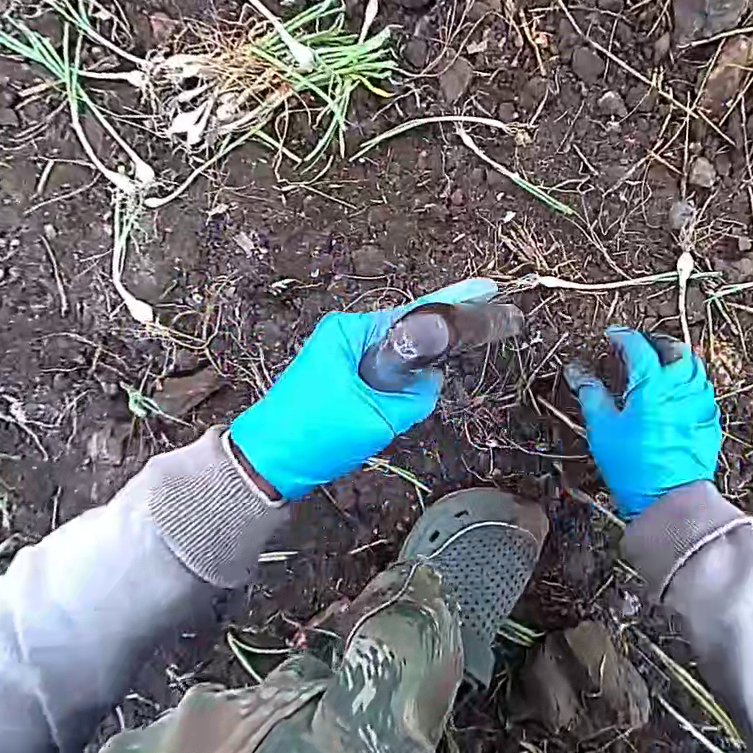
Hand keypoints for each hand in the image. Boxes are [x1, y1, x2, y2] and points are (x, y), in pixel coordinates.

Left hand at [230, 277, 498, 499]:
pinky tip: (388, 409)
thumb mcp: (379, 418)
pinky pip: (376, 371)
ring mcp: (338, 352)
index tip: (486, 290)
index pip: (413, 311)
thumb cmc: (314, 434)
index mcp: (351, 331)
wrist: (266, 463)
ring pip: (392, 356)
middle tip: (439, 374)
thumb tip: (432, 382)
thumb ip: (416, 396)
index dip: (453, 301)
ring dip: (404, 377)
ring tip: (391, 410)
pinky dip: (389, 386)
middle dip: (426, 353)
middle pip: (405, 332)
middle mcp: (345, 333)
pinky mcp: (336, 372)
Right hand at [565, 326, 722, 519]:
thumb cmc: (634, 465)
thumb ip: (591, 393)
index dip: (622, 336)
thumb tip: (578, 372)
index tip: (612, 336)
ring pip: (693, 367)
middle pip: (675, 348)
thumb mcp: (602, 427)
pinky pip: (702, 389)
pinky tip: (675, 394)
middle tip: (638, 347)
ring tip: (658, 367)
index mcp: (653, 382)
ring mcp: (700, 402)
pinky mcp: (709, 420)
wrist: (671, 500)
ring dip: (675, 359)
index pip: (638, 344)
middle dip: (655, 342)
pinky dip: (688, 382)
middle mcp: (681, 386)